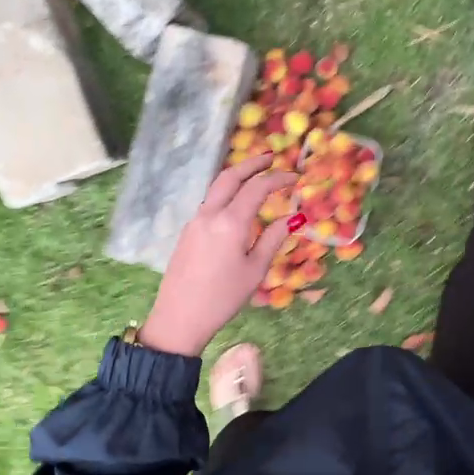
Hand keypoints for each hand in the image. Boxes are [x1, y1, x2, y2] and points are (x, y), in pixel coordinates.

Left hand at [138, 154, 298, 357]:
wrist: (179, 317)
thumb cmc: (223, 297)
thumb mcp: (255, 270)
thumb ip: (273, 239)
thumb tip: (292, 217)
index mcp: (231, 222)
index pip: (257, 188)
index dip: (278, 179)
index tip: (295, 178)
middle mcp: (210, 214)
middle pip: (231, 176)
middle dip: (252, 164)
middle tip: (271, 158)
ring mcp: (195, 221)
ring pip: (217, 188)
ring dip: (236, 176)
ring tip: (254, 176)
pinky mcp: (187, 232)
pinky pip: (210, 203)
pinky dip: (226, 194)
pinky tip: (236, 204)